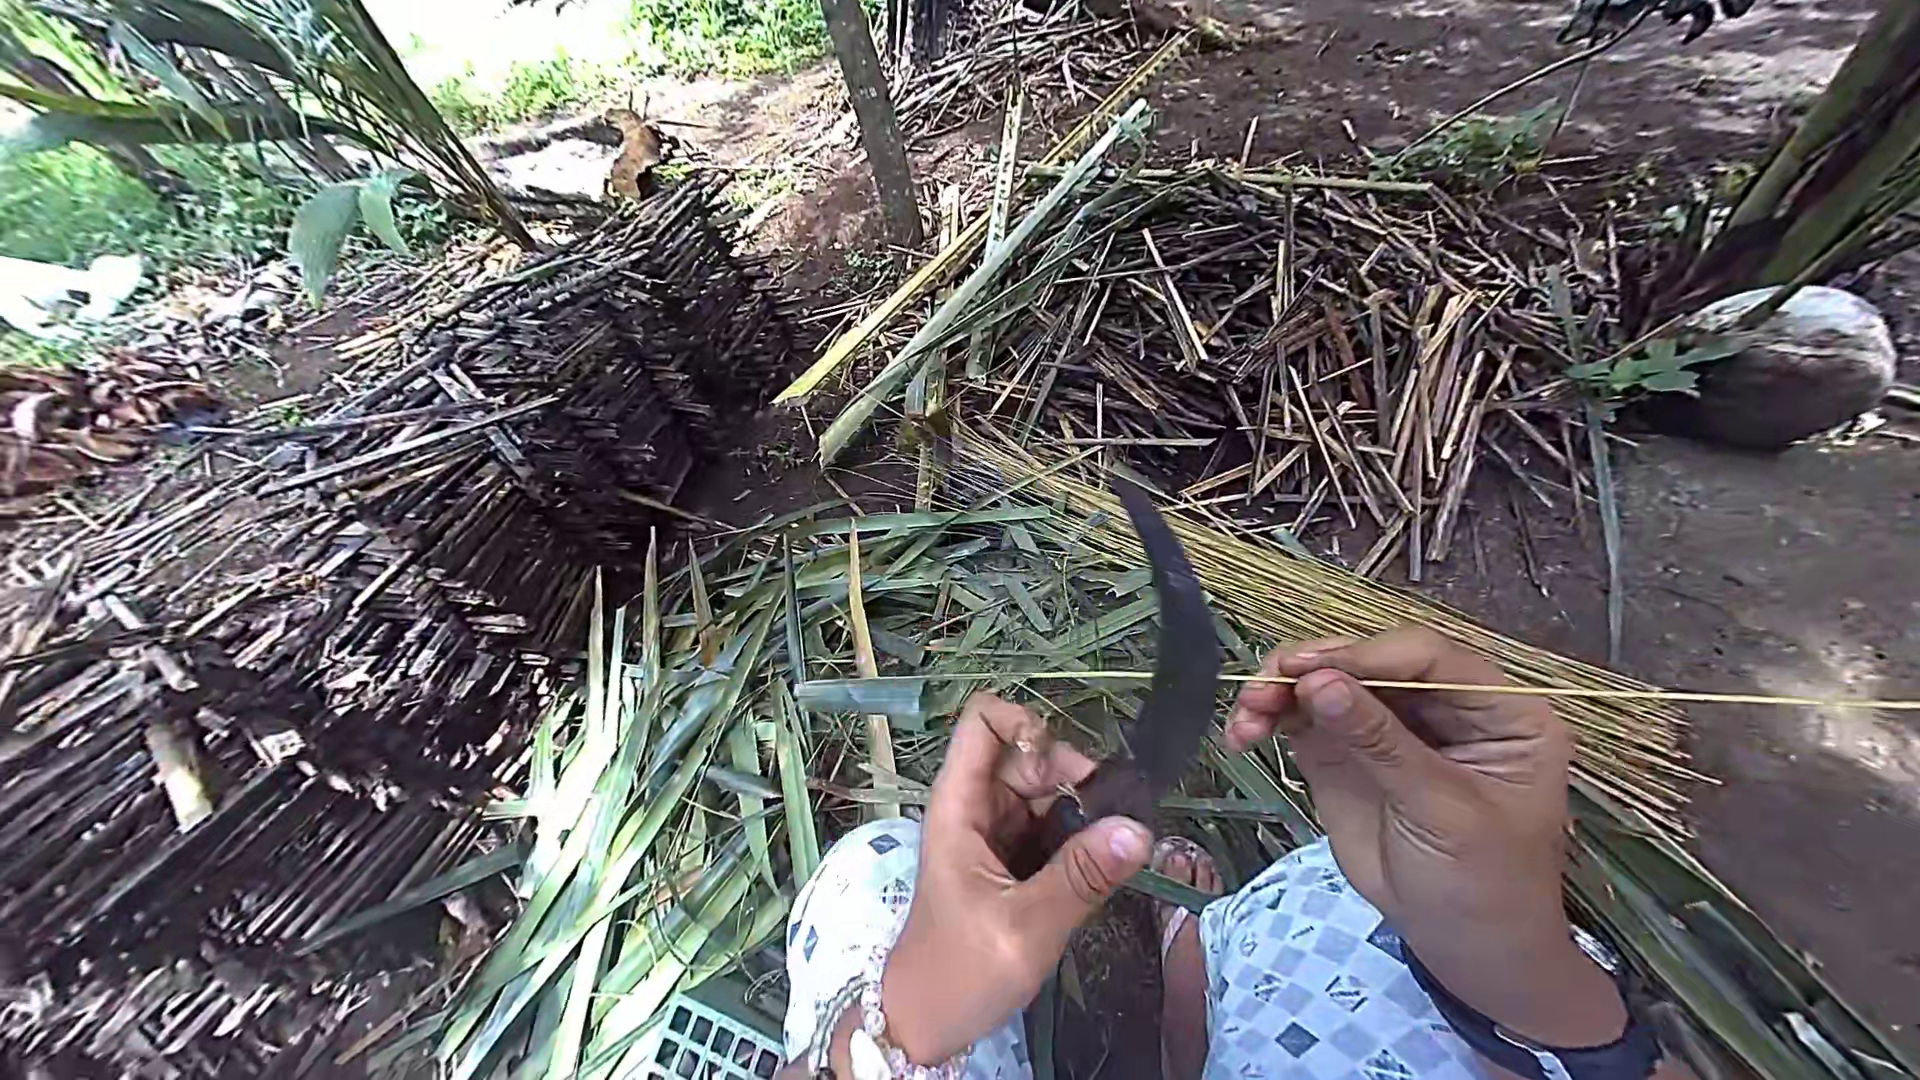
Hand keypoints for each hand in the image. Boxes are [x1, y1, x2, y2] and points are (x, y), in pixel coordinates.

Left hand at [880, 693, 1153, 1063]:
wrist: (930, 1017)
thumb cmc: (961, 970)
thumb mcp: (1026, 928)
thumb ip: (1082, 876)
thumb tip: (1138, 830)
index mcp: (959, 801)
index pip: (982, 722)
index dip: (1024, 723)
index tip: (1066, 768)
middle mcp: (976, 800)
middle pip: (1025, 751)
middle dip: (1068, 773)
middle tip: (1108, 820)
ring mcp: (993, 821)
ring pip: (1042, 782)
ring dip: (1079, 803)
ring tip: (1109, 843)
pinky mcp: (1011, 845)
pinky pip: (1049, 815)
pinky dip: (1076, 827)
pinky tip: (1097, 856)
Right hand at [1225, 627, 1626, 1047]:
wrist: (1457, 942)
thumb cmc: (1481, 882)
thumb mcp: (1440, 810)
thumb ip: (1378, 742)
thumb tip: (1315, 683)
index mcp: (1491, 709)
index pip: (1422, 656)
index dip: (1362, 656)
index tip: (1305, 672)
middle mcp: (1431, 701)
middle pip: (1358, 658)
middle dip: (1303, 670)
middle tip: (1261, 692)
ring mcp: (1378, 718)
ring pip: (1316, 677)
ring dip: (1273, 691)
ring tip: (1245, 720)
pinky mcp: (1335, 740)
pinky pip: (1292, 711)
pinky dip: (1262, 717)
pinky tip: (1240, 736)